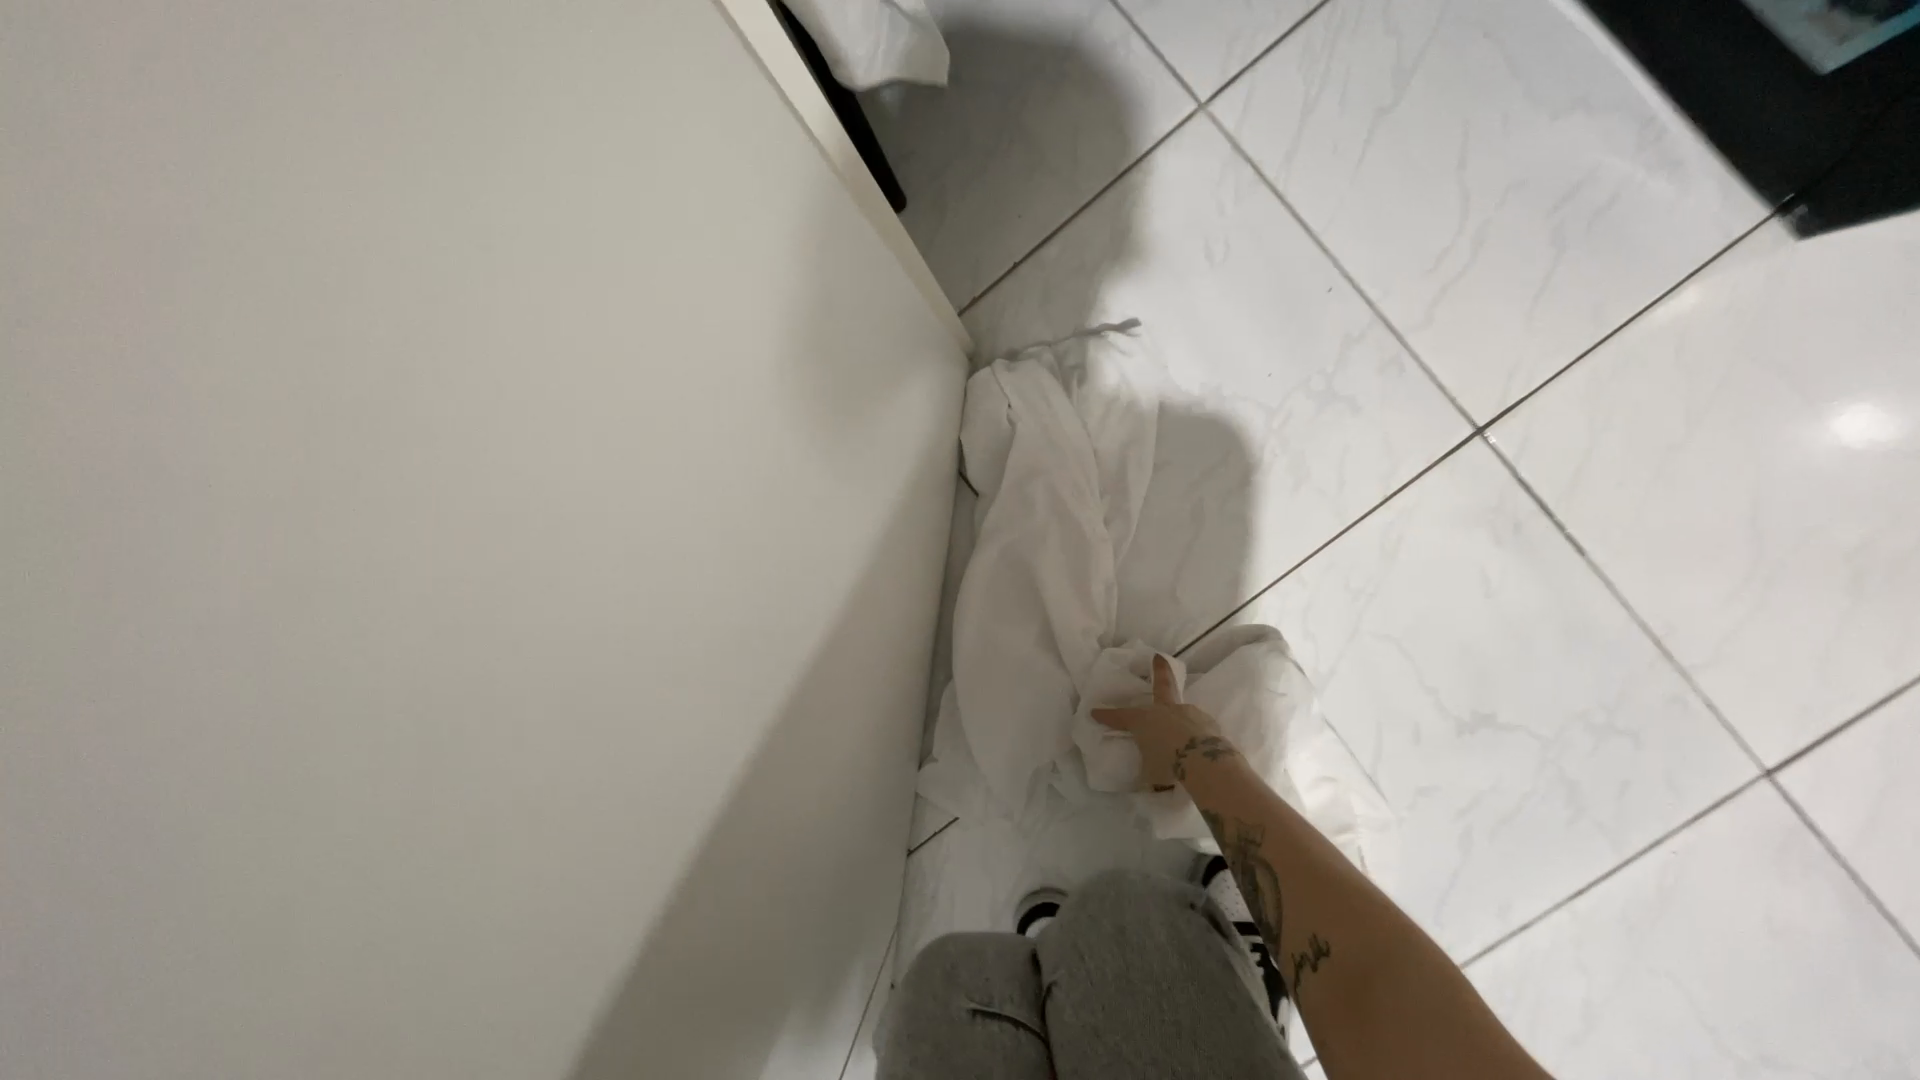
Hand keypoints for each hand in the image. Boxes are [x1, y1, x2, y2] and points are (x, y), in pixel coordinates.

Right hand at [1092, 654, 1239, 790]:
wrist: (1204, 762)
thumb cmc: (1168, 765)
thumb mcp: (1151, 774)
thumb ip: (1150, 772)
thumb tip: (1151, 783)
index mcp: (1143, 720)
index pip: (1120, 717)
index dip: (1106, 716)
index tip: (1094, 712)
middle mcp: (1165, 710)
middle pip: (1161, 684)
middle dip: (1158, 670)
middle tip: (1158, 656)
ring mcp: (1188, 712)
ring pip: (1181, 712)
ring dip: (1180, 720)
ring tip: (1182, 738)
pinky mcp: (1208, 721)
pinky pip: (1198, 727)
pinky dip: (1196, 734)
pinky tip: (1198, 746)